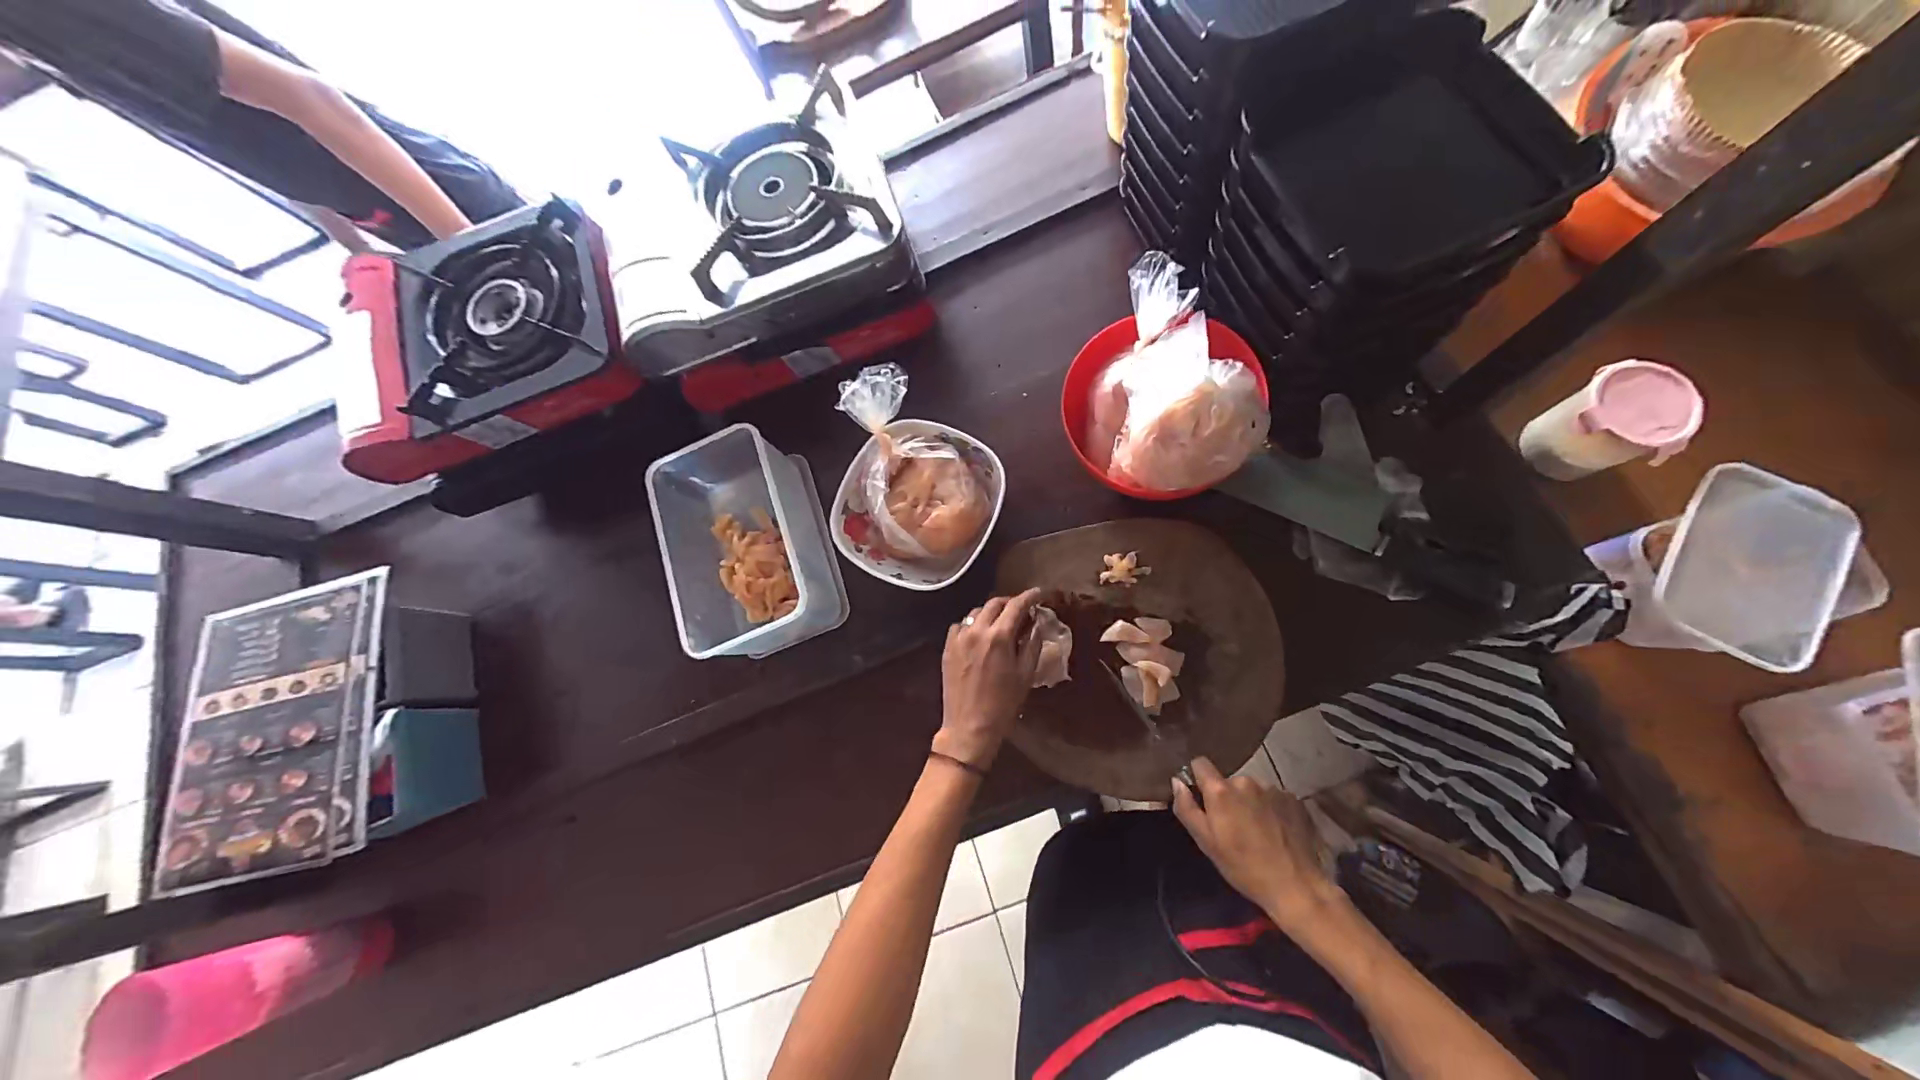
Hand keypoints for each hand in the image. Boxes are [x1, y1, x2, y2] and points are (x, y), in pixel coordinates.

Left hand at [934, 589, 1043, 771]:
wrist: (969, 726)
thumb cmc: (1003, 703)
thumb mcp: (1026, 674)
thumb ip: (1032, 643)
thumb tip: (1036, 622)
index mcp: (999, 636)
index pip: (1016, 605)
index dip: (1030, 596)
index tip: (1039, 593)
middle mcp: (976, 630)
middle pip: (995, 603)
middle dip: (1010, 602)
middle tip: (1022, 609)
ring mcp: (959, 638)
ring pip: (977, 612)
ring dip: (991, 613)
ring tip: (1001, 623)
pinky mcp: (947, 647)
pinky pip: (961, 626)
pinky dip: (973, 625)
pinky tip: (980, 635)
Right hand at [1172, 757, 1350, 934]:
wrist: (1296, 886)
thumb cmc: (1243, 867)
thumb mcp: (1206, 842)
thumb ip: (1186, 808)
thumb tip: (1177, 781)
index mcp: (1221, 790)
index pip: (1200, 764)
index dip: (1197, 777)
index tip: (1201, 797)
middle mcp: (1247, 781)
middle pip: (1228, 781)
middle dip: (1227, 798)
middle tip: (1233, 826)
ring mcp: (1273, 789)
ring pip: (1252, 790)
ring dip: (1250, 803)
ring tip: (1257, 831)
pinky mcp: (1294, 799)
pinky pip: (1273, 797)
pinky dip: (1270, 809)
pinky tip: (1276, 832)